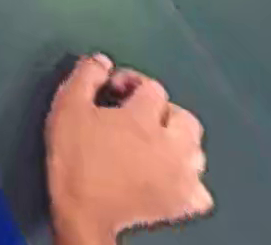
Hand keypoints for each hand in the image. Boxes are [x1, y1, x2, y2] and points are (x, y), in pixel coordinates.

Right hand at [46, 55, 211, 243]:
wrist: (81, 210)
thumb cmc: (74, 153)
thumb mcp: (69, 103)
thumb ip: (87, 74)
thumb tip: (104, 60)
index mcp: (143, 119)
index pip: (152, 88)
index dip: (131, 82)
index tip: (111, 90)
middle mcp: (170, 146)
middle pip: (184, 118)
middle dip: (161, 110)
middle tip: (134, 115)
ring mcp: (181, 179)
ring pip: (196, 151)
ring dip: (176, 141)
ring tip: (151, 142)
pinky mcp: (182, 205)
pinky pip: (201, 190)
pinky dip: (189, 179)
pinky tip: (167, 175)